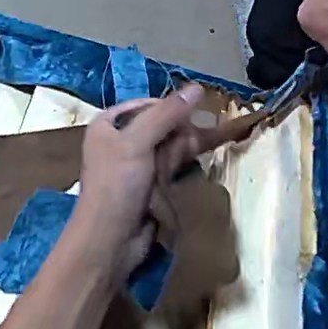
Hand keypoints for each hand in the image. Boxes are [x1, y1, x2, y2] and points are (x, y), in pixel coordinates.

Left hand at [65, 86, 205, 279]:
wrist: (109, 241)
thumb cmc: (117, 186)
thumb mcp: (138, 143)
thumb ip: (166, 114)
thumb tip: (197, 88)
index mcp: (109, 124)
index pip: (150, 105)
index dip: (174, 108)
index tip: (201, 111)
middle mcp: (120, 140)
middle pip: (162, 125)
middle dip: (184, 130)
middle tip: (212, 132)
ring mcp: (135, 165)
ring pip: (170, 146)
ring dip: (188, 147)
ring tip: (218, 141)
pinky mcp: (148, 186)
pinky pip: (171, 167)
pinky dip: (184, 164)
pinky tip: (203, 161)